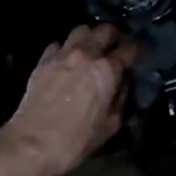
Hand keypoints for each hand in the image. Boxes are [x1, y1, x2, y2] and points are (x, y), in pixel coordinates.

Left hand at [0, 24, 139, 175]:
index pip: (131, 48)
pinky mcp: (44, 60)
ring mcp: (63, 54)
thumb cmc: (77, 140)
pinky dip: (67, 47)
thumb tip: (125, 82)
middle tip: (118, 44)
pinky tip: (69, 59)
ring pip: (82, 29)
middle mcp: (87, 54)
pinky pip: (59, 43)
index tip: (143, 52)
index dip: (140, 49)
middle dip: (116, 34)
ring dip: (91, 36)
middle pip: (106, 29)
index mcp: (108, 70)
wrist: (32, 145)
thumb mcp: (112, 124)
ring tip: (93, 46)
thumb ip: (123, 97)